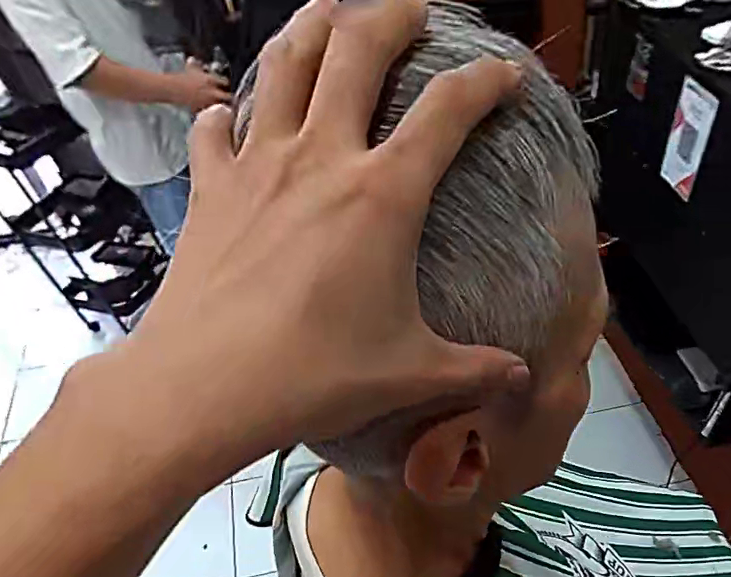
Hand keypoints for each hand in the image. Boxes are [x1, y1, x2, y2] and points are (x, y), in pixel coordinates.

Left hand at [74, 0, 529, 473]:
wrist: (212, 383)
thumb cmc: (315, 375)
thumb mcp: (411, 374)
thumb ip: (474, 369)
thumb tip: (518, 375)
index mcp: (381, 198)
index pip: (447, 113)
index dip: (483, 84)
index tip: (503, 74)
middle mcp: (320, 161)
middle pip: (357, 48)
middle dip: (393, 15)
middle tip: (412, 9)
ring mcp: (259, 166)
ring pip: (286, 62)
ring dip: (313, 27)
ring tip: (331, 15)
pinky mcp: (211, 190)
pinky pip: (218, 127)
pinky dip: (230, 113)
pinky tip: (235, 118)